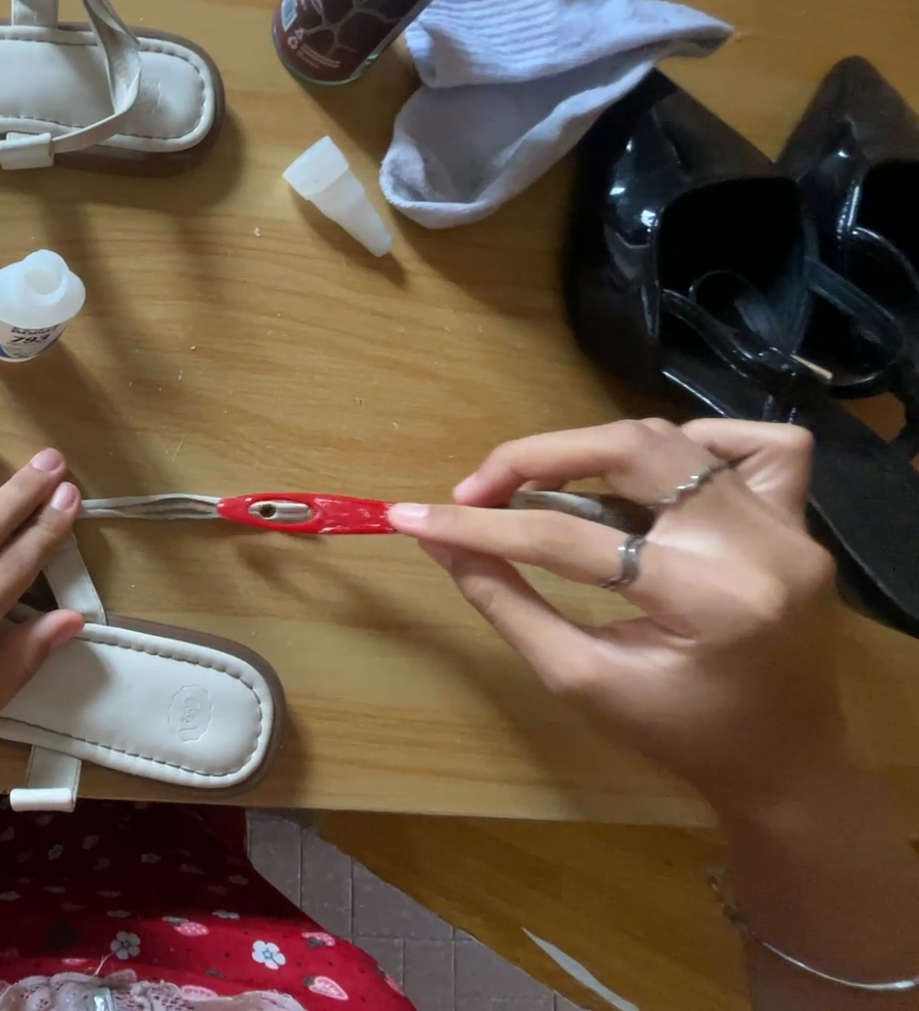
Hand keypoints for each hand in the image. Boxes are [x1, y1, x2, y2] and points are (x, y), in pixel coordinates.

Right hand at [388, 418, 844, 817]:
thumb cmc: (674, 732)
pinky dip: (686, 446)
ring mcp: (787, 528)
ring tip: (540, 489)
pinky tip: (640, 479)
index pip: (564, 539)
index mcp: (708, 601)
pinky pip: (754, 447)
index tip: (410, 517)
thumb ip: (502, 598)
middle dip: (534, 459)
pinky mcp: (794, 522)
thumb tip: (436, 541)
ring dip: (590, 452)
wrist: (785, 764)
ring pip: (678, 440)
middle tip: (477, 492)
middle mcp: (760, 548)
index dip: (475, 525)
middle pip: (632, 450)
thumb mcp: (574, 675)